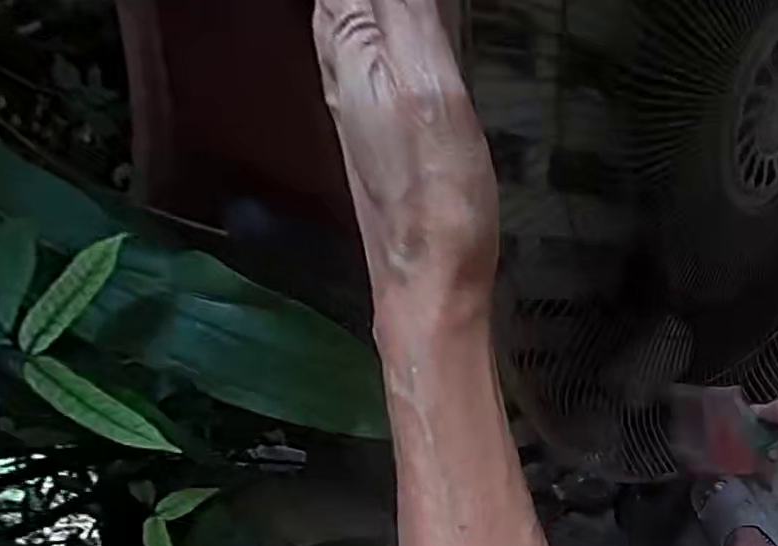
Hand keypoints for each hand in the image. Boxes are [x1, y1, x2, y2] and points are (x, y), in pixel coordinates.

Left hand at [313, 0, 497, 319]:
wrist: (432, 286)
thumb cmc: (438, 198)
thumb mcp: (430, 88)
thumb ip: (407, 10)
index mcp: (345, 38)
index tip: (433, 3)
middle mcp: (339, 62)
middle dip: (389, 4)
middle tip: (436, 8)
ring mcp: (359, 103)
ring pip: (357, 18)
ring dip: (387, 12)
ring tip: (429, 14)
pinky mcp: (384, 138)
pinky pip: (379, 56)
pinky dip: (396, 34)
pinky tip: (418, 40)